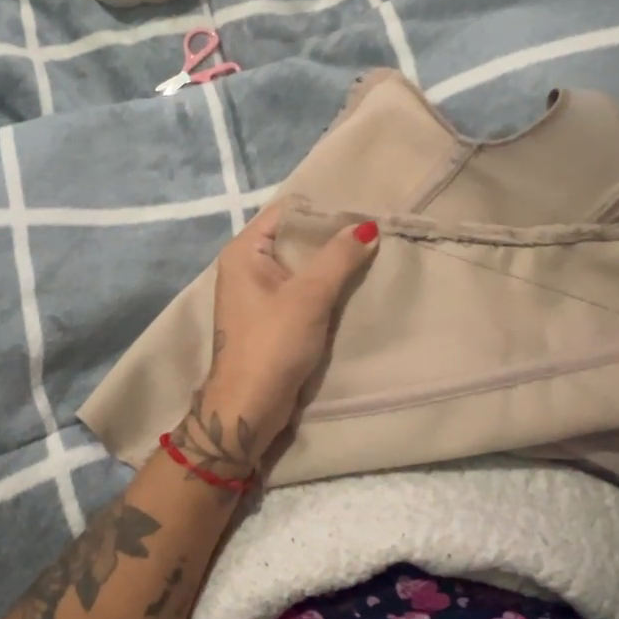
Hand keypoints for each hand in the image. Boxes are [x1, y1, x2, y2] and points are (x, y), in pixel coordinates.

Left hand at [175, 203, 378, 477]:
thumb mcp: (309, 296)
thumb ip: (339, 257)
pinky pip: (300, 290)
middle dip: (332, 237)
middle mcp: (246, 266)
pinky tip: (352, 286)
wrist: (248, 407)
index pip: (288, 211)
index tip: (364, 214)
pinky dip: (324, 287)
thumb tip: (367, 227)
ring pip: (300, 265)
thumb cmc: (272, 345)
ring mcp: (257, 293)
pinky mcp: (270, 318)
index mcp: (244, 250)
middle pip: (295, 237)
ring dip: (331, 264)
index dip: (325, 211)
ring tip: (371, 255)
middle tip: (375, 233)